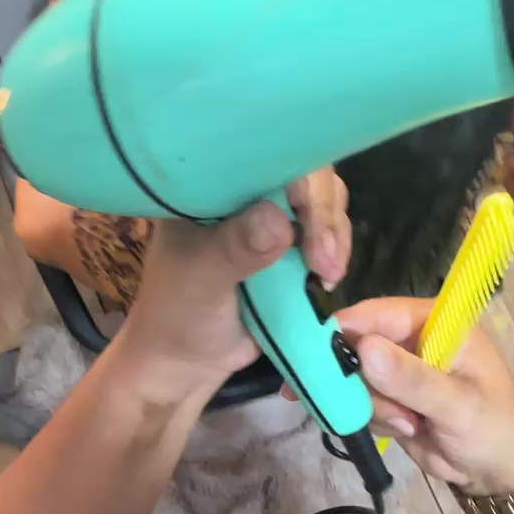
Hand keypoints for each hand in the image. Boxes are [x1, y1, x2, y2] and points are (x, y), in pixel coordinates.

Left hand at [117, 171, 350, 397]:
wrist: (187, 361)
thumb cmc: (178, 314)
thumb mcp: (200, 278)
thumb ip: (236, 248)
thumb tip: (281, 222)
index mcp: (211, 182)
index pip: (263, 152)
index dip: (295, 174)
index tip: (304, 212)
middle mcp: (244, 191)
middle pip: (304, 173)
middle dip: (322, 213)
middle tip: (323, 260)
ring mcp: (270, 219)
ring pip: (323, 202)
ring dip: (335, 234)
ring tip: (327, 274)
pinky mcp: (291, 249)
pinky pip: (326, 235)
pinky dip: (336, 251)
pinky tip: (329, 278)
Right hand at [332, 297, 513, 495]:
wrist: (498, 475)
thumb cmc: (494, 430)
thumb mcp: (457, 405)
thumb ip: (411, 379)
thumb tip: (365, 348)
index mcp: (439, 323)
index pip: (382, 313)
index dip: (348, 328)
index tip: (314, 348)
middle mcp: (414, 339)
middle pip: (360, 343)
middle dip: (358, 378)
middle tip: (356, 401)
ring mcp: (399, 369)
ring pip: (356, 377)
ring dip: (373, 405)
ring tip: (408, 424)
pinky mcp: (389, 396)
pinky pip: (360, 400)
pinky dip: (373, 418)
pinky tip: (404, 430)